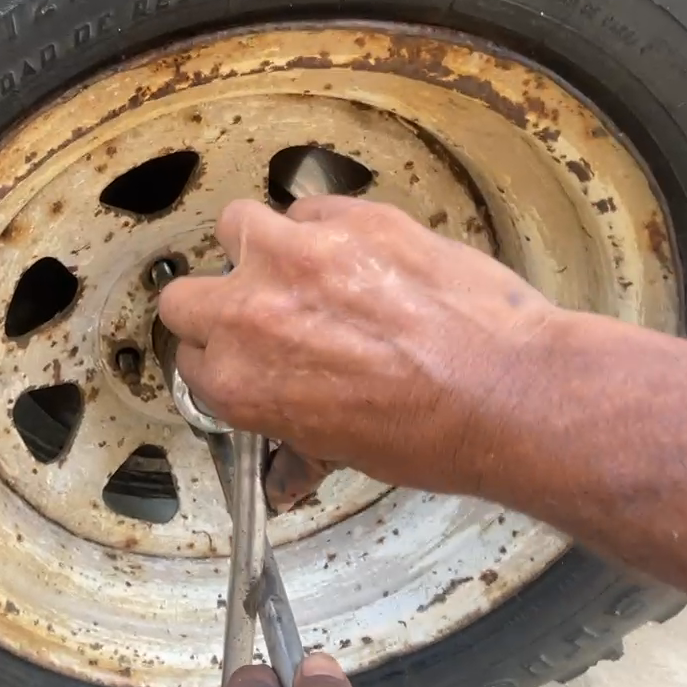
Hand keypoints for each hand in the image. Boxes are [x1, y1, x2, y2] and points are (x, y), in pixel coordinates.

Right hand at [159, 196, 558, 496]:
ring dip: (254, 246)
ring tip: (295, 264)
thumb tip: (285, 475)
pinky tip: (353, 254)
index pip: (189, 360)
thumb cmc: (425, 435)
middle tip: (255, 313)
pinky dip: (320, 227)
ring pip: (233, 227)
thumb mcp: (337, 453)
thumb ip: (290, 442)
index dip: (216, 359)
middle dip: (212, 307)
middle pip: (182, 298)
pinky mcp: (347, 220)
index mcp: (237, 383)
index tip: (240, 357)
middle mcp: (247, 317)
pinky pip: (306, 210)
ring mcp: (293, 258)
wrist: (504, 392)